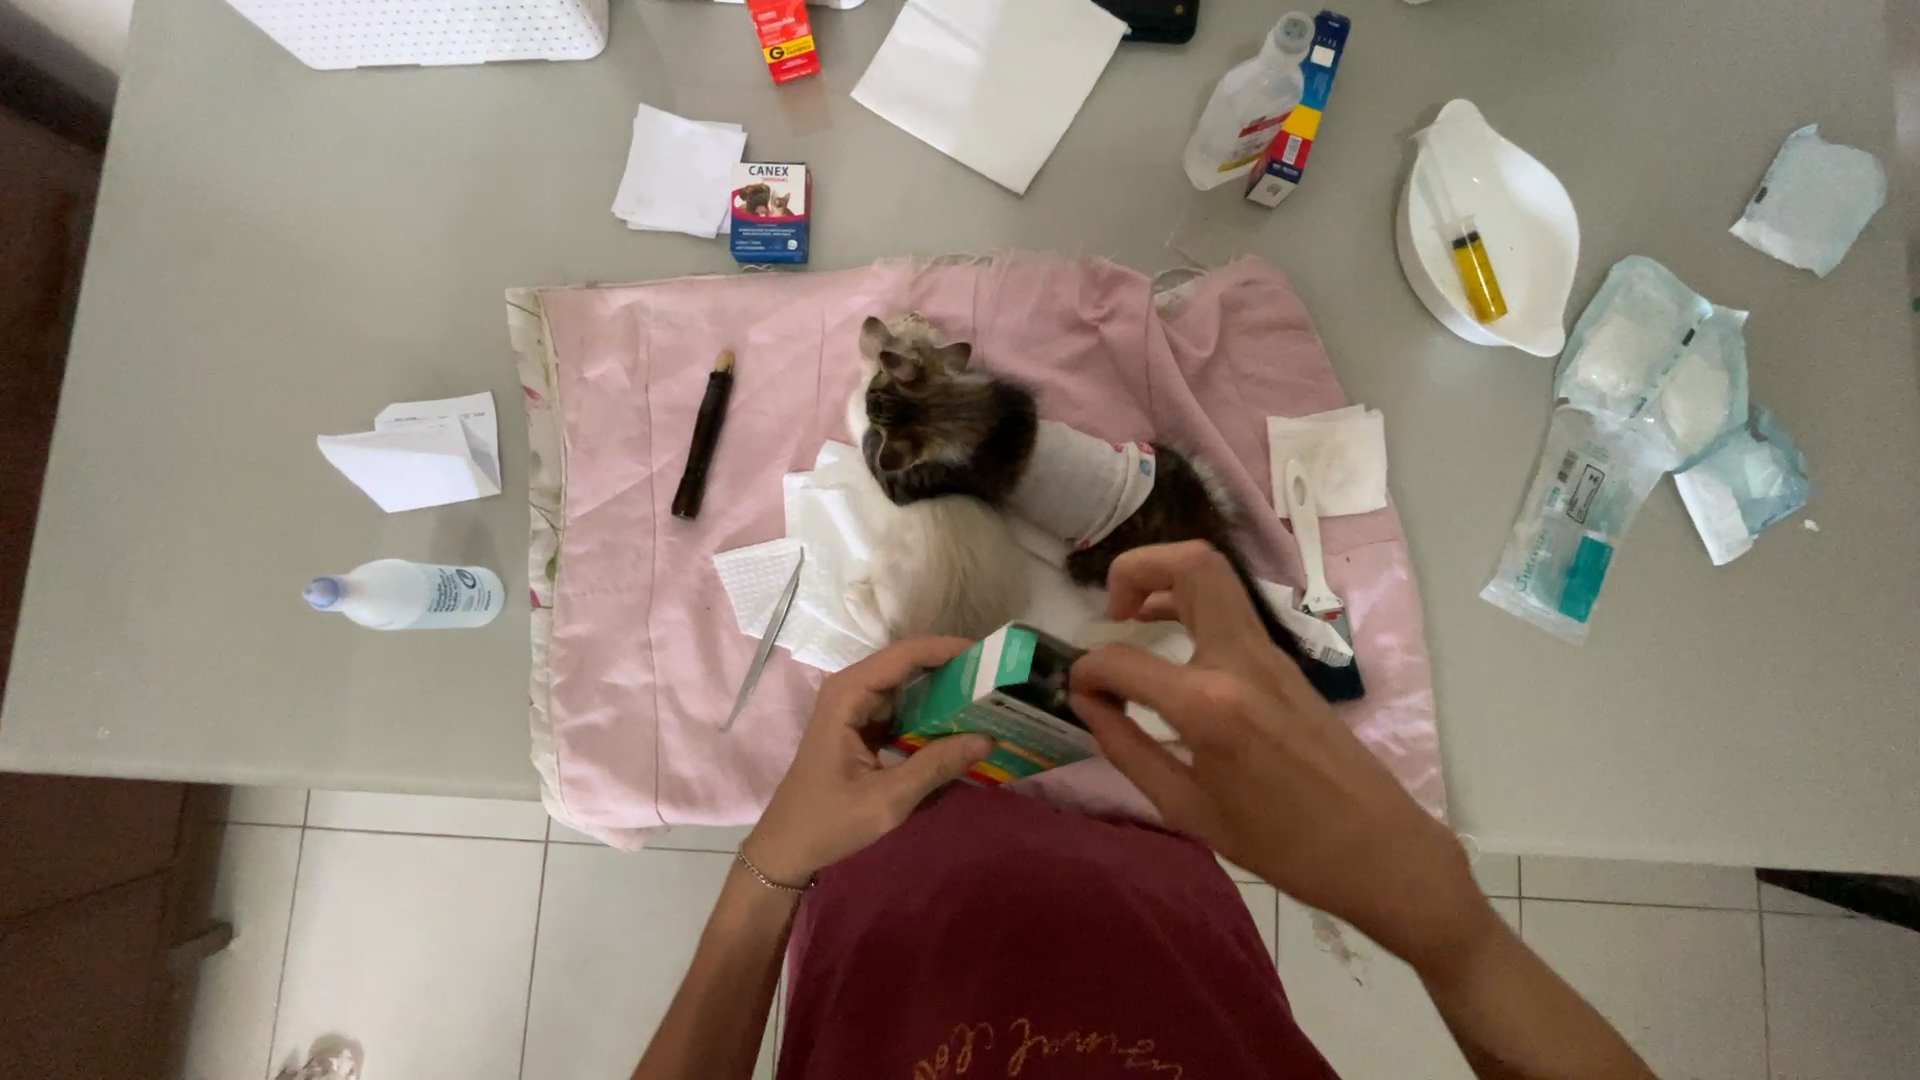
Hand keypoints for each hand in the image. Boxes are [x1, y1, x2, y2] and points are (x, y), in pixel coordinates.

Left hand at [743, 637, 993, 887]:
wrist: (787, 847)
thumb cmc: (828, 821)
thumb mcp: (887, 799)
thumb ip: (935, 766)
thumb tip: (987, 738)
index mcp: (848, 694)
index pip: (904, 655)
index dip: (946, 649)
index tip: (988, 656)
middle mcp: (851, 689)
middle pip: (909, 663)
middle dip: (952, 668)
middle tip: (996, 678)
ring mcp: (857, 706)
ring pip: (909, 684)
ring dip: (945, 688)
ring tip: (989, 694)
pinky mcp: (864, 724)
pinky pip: (904, 706)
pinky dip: (932, 711)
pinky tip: (962, 721)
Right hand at [1068, 542, 1495, 976]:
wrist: (1380, 850)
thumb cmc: (1279, 844)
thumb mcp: (1186, 808)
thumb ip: (1125, 748)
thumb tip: (1087, 703)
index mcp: (1209, 707)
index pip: (1122, 660)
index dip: (1086, 671)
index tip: (1079, 691)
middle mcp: (1239, 660)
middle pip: (1191, 564)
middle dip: (1134, 569)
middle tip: (1113, 613)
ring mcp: (1267, 651)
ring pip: (1213, 574)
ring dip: (1163, 579)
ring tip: (1132, 619)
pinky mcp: (1282, 658)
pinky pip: (1227, 606)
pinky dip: (1187, 603)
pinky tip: (1170, 641)